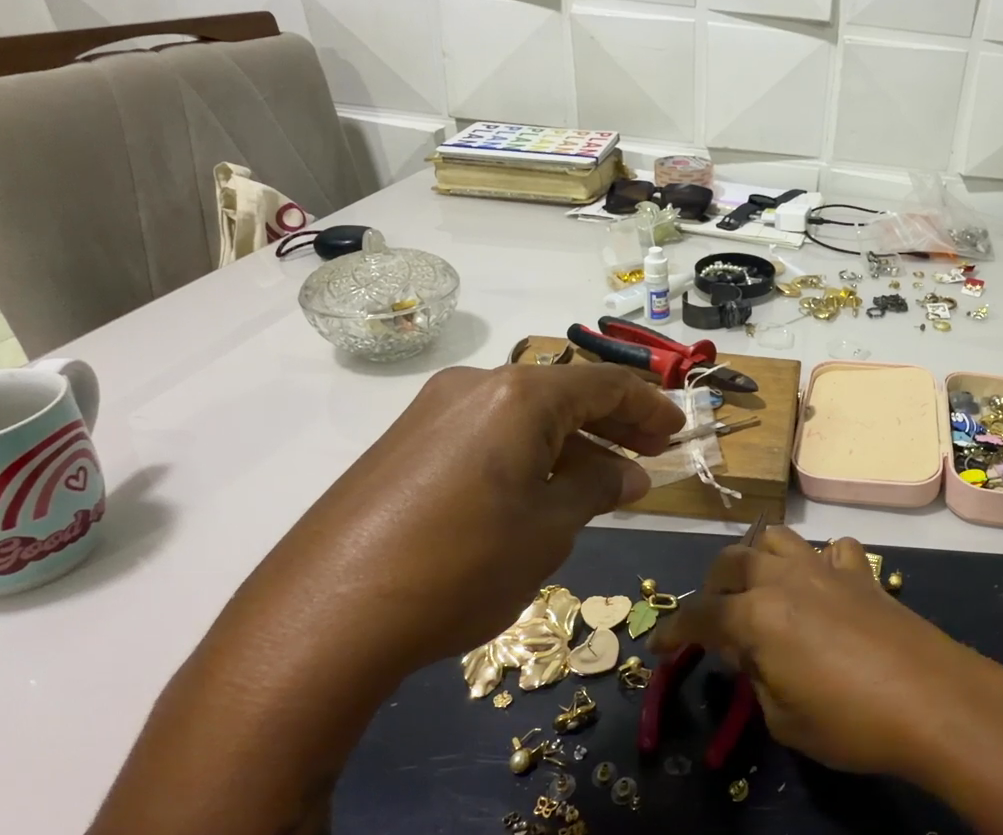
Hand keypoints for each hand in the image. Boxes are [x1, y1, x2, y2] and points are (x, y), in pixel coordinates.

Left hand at [238, 362, 683, 669]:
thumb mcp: (549, 530)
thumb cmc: (463, 564)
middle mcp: (475, 387)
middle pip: (562, 393)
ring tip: (599, 480)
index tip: (678, 431)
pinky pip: (483, 434)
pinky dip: (525, 453)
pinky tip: (537, 490)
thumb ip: (597, 490)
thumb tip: (630, 475)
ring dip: (568, 441)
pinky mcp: (401, 445)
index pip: (605, 385)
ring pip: (521, 415)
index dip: (649, 407)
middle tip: (650, 454)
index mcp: (520, 394)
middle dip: (612, 423)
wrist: (324, 617)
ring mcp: (430, 413)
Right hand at [651, 527, 1002, 776]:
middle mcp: (783, 578)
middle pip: (732, 561)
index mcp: (755, 615)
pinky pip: (831, 548)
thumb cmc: (849, 720)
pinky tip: (821, 583)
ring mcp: (825, 569)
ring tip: (757, 587)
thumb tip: (752, 655)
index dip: (674, 629)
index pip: (698, 613)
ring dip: (756, 557)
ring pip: (776, 536)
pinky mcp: (862, 573)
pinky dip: (817, 559)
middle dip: (711, 585)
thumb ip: (757, 677)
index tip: (660, 645)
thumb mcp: (783, 718)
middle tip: (711, 616)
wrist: (932, 699)